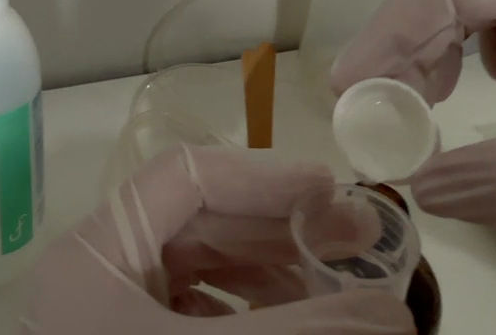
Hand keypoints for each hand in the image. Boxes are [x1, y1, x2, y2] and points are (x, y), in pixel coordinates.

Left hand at [20, 145, 414, 332]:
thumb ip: (300, 331)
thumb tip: (397, 312)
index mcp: (97, 250)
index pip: (184, 178)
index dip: (260, 177)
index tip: (329, 189)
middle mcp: (104, 272)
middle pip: (198, 222)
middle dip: (279, 229)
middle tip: (358, 238)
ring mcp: (118, 315)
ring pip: (203, 271)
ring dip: (273, 274)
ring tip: (339, 287)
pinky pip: (198, 314)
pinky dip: (251, 313)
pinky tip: (296, 321)